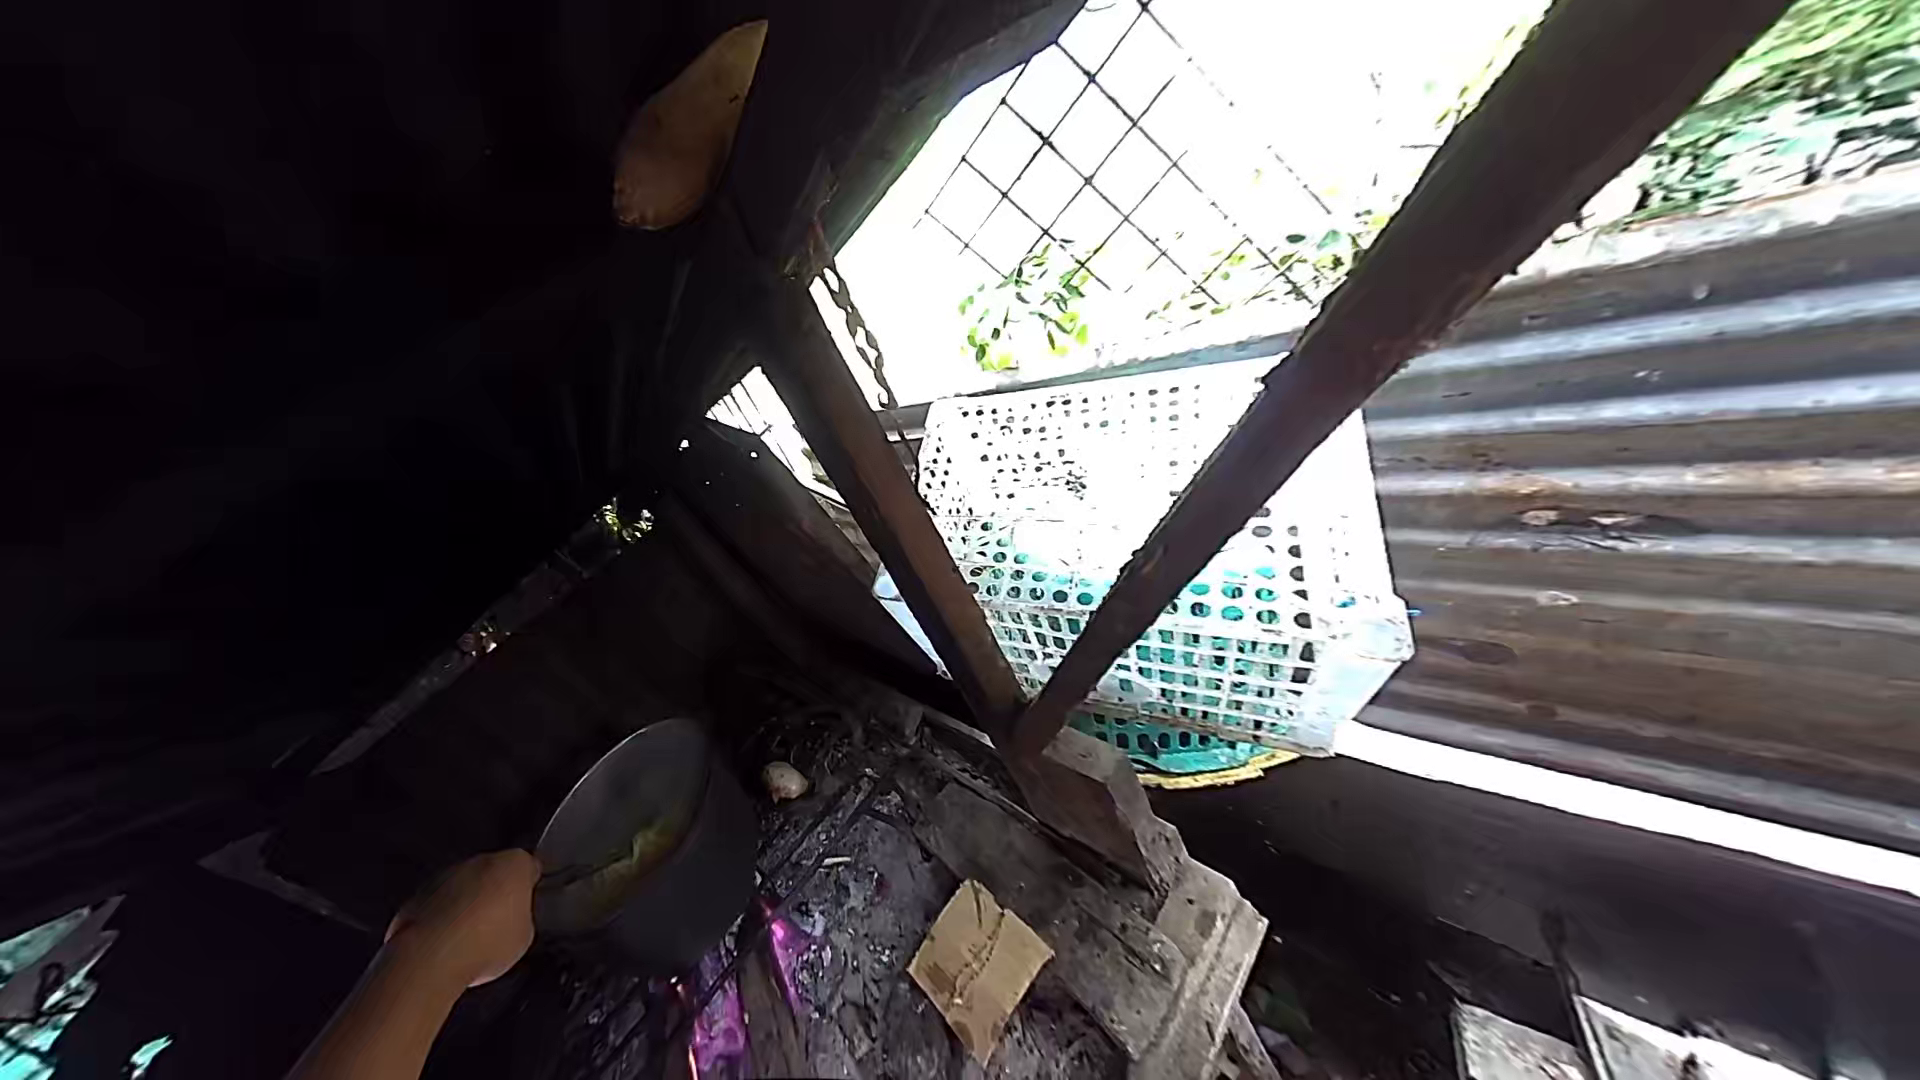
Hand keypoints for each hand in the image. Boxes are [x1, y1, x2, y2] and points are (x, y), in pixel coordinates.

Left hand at [385, 849, 539, 988]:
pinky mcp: (413, 900)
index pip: (529, 868)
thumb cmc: (485, 944)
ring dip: (464, 908)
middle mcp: (481, 862)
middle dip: (494, 896)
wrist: (428, 964)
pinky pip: (433, 908)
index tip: (525, 908)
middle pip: (493, 874)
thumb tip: (512, 925)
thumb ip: (522, 919)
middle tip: (497, 927)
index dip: (528, 889)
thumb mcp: (525, 936)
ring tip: (466, 943)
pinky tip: (441, 949)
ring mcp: (444, 879)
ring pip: (462, 889)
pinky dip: (437, 923)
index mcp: (516, 863)